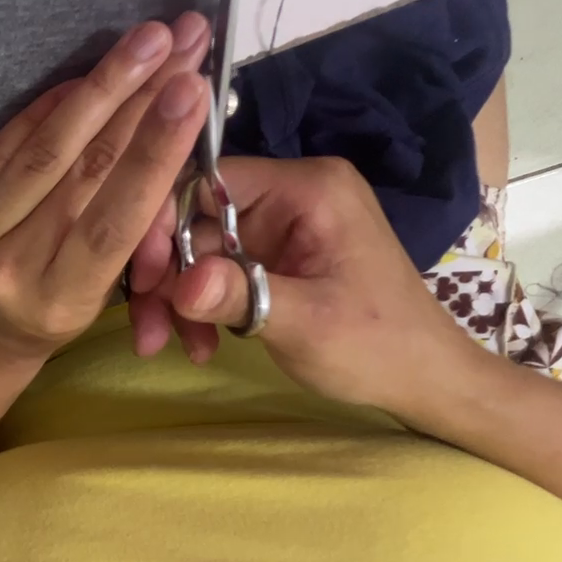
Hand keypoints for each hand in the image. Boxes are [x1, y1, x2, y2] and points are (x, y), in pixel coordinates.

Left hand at [0, 14, 211, 362]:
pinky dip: (54, 102)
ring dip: (102, 85)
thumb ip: (138, 227)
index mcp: (59, 297)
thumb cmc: (65, 309)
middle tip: (183, 39)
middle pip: (80, 172)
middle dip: (137, 99)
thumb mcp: (108, 289)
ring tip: (148, 37)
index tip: (191, 89)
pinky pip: (11, 139)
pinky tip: (93, 70)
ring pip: (45, 148)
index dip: (152, 154)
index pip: (112, 220)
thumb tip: (170, 139)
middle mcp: (10, 266)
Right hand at [134, 155, 490, 417]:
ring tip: (168, 348)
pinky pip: (207, 275)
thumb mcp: (306, 323)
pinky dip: (192, 311)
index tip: (142, 280)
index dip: (161, 226)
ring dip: (173, 303)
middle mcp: (285, 198)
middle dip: (163, 280)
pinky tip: (199, 345)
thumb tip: (179, 285)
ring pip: (191, 255)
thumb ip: (241, 296)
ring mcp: (273, 230)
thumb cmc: (377, 345)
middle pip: (190, 225)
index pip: (205, 183)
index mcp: (305, 191)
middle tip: (148, 334)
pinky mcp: (264, 260)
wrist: (420, 379)